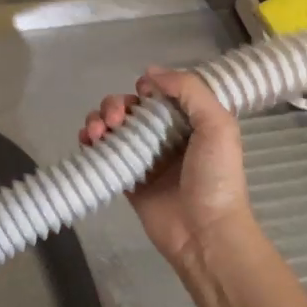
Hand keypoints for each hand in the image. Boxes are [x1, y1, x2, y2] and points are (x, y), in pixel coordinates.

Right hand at [80, 68, 252, 272]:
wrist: (206, 234)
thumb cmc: (216, 179)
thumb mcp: (218, 126)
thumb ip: (190, 91)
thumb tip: (150, 72)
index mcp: (189, 123)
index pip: (159, 94)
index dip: (146, 87)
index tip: (141, 92)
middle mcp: (165, 137)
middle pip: (130, 107)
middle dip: (115, 104)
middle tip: (114, 119)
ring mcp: (143, 158)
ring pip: (111, 126)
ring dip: (98, 120)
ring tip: (97, 132)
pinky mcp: (126, 179)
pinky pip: (102, 152)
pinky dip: (90, 141)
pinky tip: (88, 141)